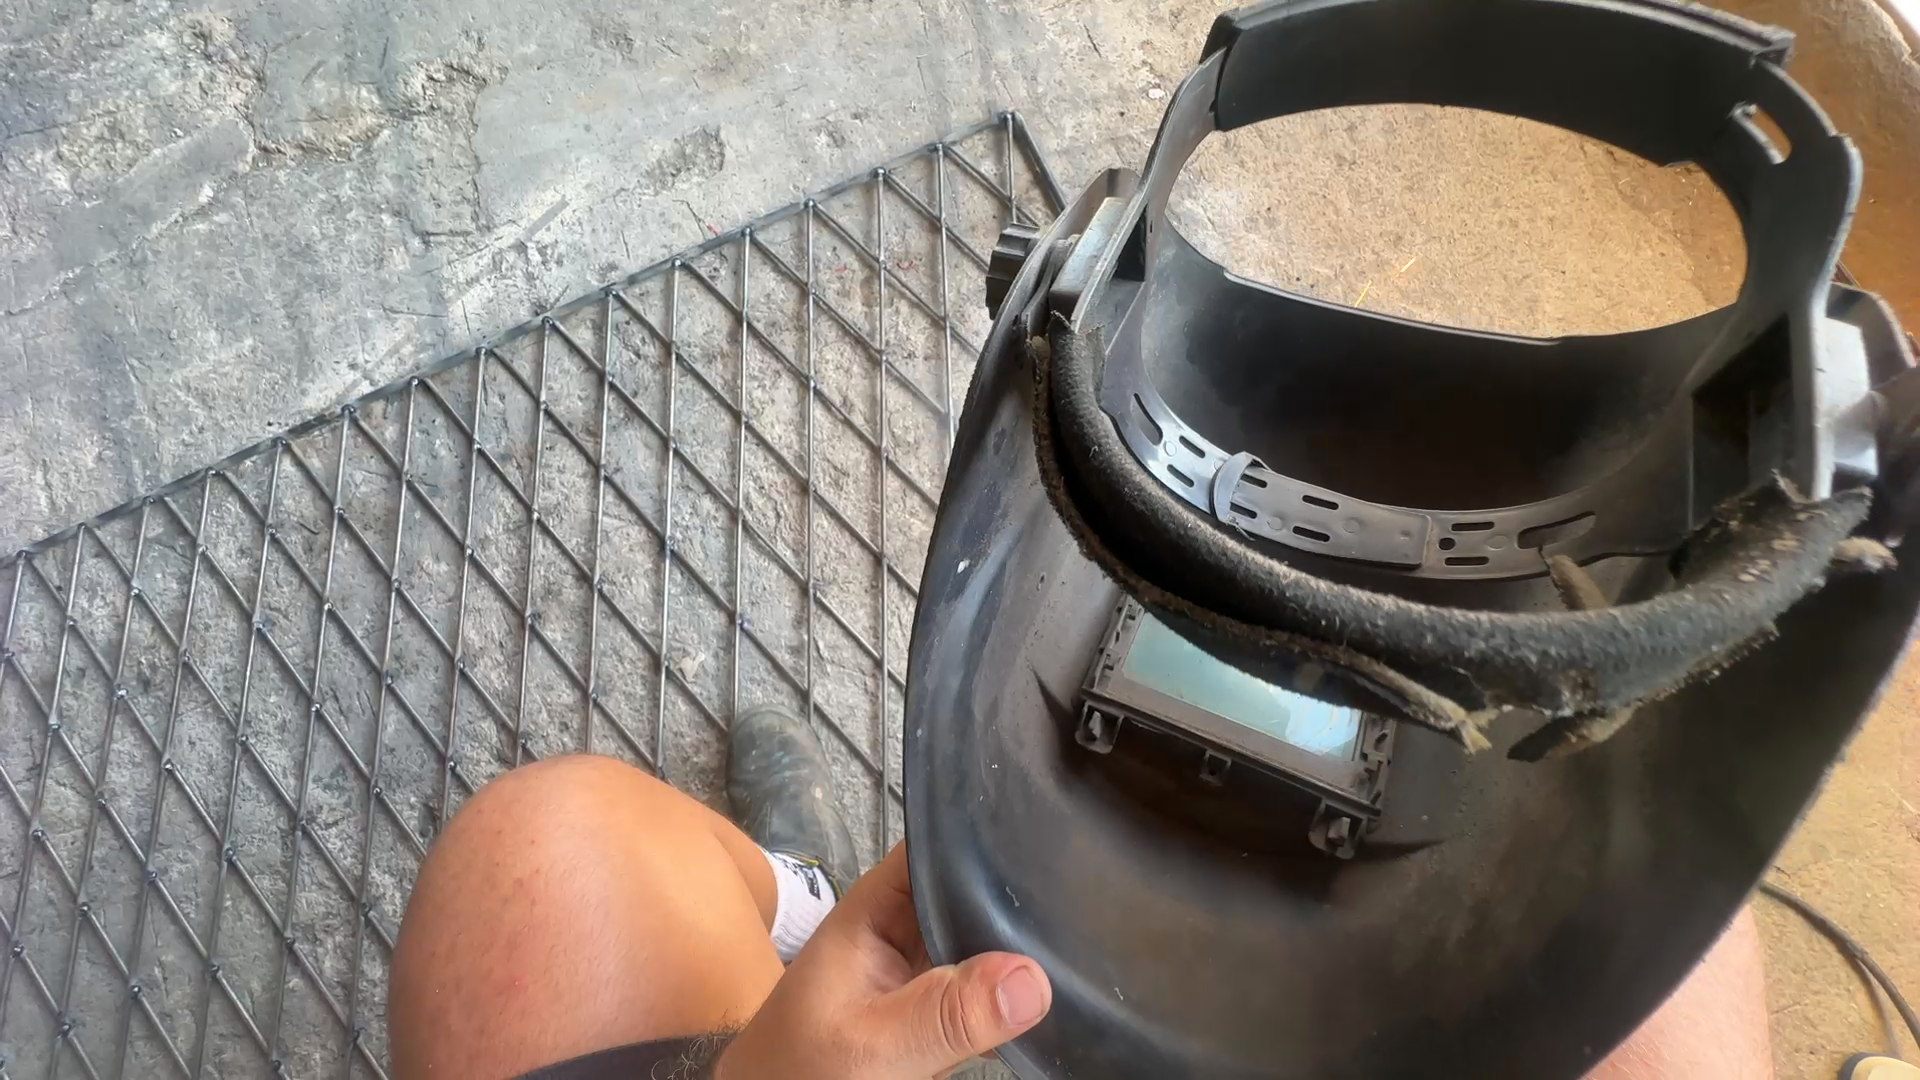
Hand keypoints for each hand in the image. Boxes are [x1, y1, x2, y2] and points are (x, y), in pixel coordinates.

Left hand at [716, 843, 1051, 1078]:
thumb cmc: (804, 1067)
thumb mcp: (871, 1045)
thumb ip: (943, 1013)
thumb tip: (1032, 979)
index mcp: (881, 901)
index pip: (942, 844)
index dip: (993, 836)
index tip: (1051, 838)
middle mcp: (907, 921)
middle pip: (972, 884)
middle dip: (1019, 890)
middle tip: (1080, 893)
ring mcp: (924, 962)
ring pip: (984, 933)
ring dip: (1021, 938)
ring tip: (1079, 925)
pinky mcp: (938, 1002)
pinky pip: (986, 982)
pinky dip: (1014, 983)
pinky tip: (1058, 977)